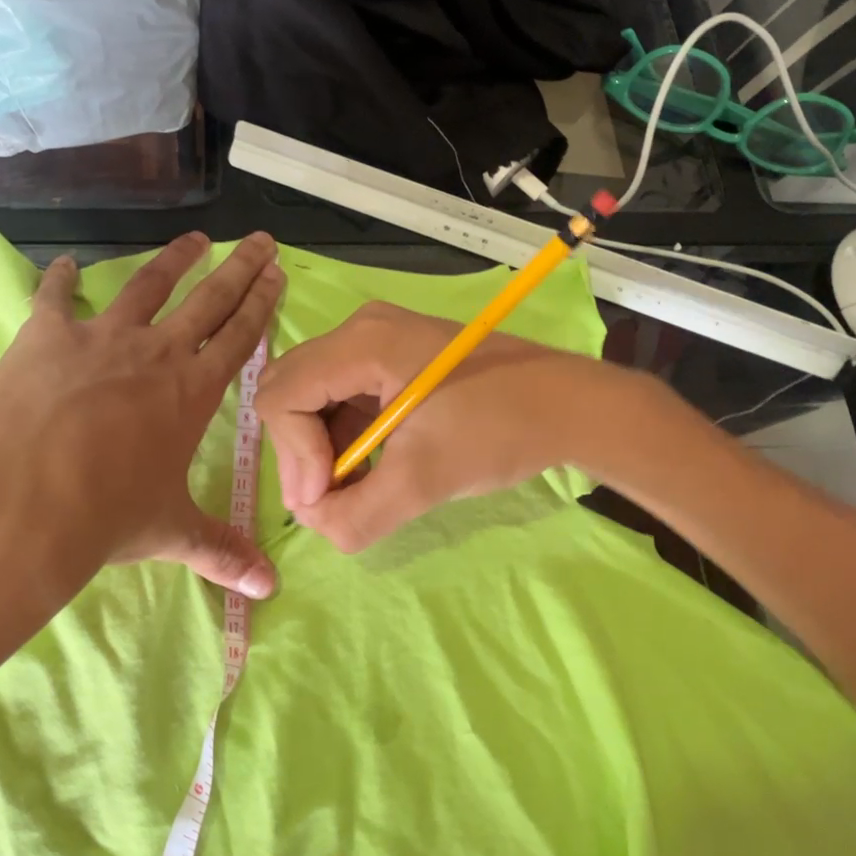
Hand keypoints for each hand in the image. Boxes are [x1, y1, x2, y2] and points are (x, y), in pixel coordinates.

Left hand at [0, 232, 284, 597]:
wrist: (24, 498)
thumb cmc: (106, 515)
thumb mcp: (170, 532)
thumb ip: (220, 552)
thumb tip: (269, 591)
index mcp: (191, 392)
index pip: (239, 337)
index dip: (261, 304)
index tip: (276, 274)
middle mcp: (155, 353)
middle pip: (208, 299)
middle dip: (239, 267)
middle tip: (260, 240)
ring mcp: (100, 338)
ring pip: (146, 285)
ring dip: (173, 259)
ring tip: (194, 239)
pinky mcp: (46, 336)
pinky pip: (56, 298)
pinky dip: (62, 279)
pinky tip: (66, 263)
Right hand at [257, 302, 641, 551]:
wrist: (571, 406)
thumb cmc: (499, 431)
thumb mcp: (423, 481)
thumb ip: (356, 515)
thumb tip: (315, 525)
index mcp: (362, 343)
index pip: (283, 397)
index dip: (293, 455)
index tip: (325, 499)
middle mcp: (359, 329)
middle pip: (290, 391)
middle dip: (300, 452)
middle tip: (329, 499)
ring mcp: (376, 338)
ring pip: (313, 396)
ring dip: (321, 448)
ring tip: (354, 490)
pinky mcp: (393, 356)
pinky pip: (342, 395)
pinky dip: (344, 437)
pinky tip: (370, 468)